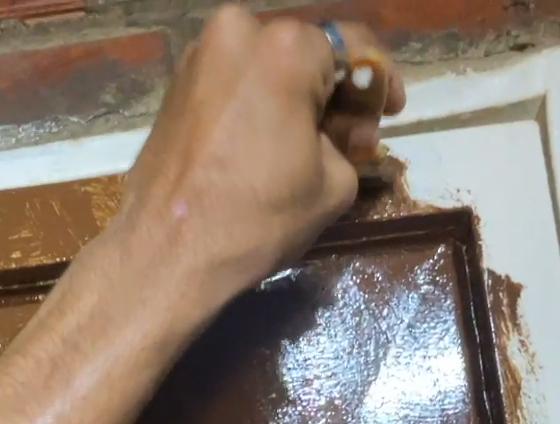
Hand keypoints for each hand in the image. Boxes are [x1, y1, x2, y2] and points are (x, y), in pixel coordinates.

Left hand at [108, 5, 405, 310]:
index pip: (353, 49)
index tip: (391, 110)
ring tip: (309, 150)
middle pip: (306, 55)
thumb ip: (351, 143)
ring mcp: (198, 57)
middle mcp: (238, 32)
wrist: (168, 254)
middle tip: (352, 141)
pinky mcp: (175, 88)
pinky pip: (234, 87)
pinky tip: (268, 148)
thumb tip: (346, 135)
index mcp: (286, 47)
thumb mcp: (331, 187)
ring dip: (294, 102)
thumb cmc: (256, 221)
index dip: (380, 82)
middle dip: (334, 95)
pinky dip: (258, 109)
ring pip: (266, 70)